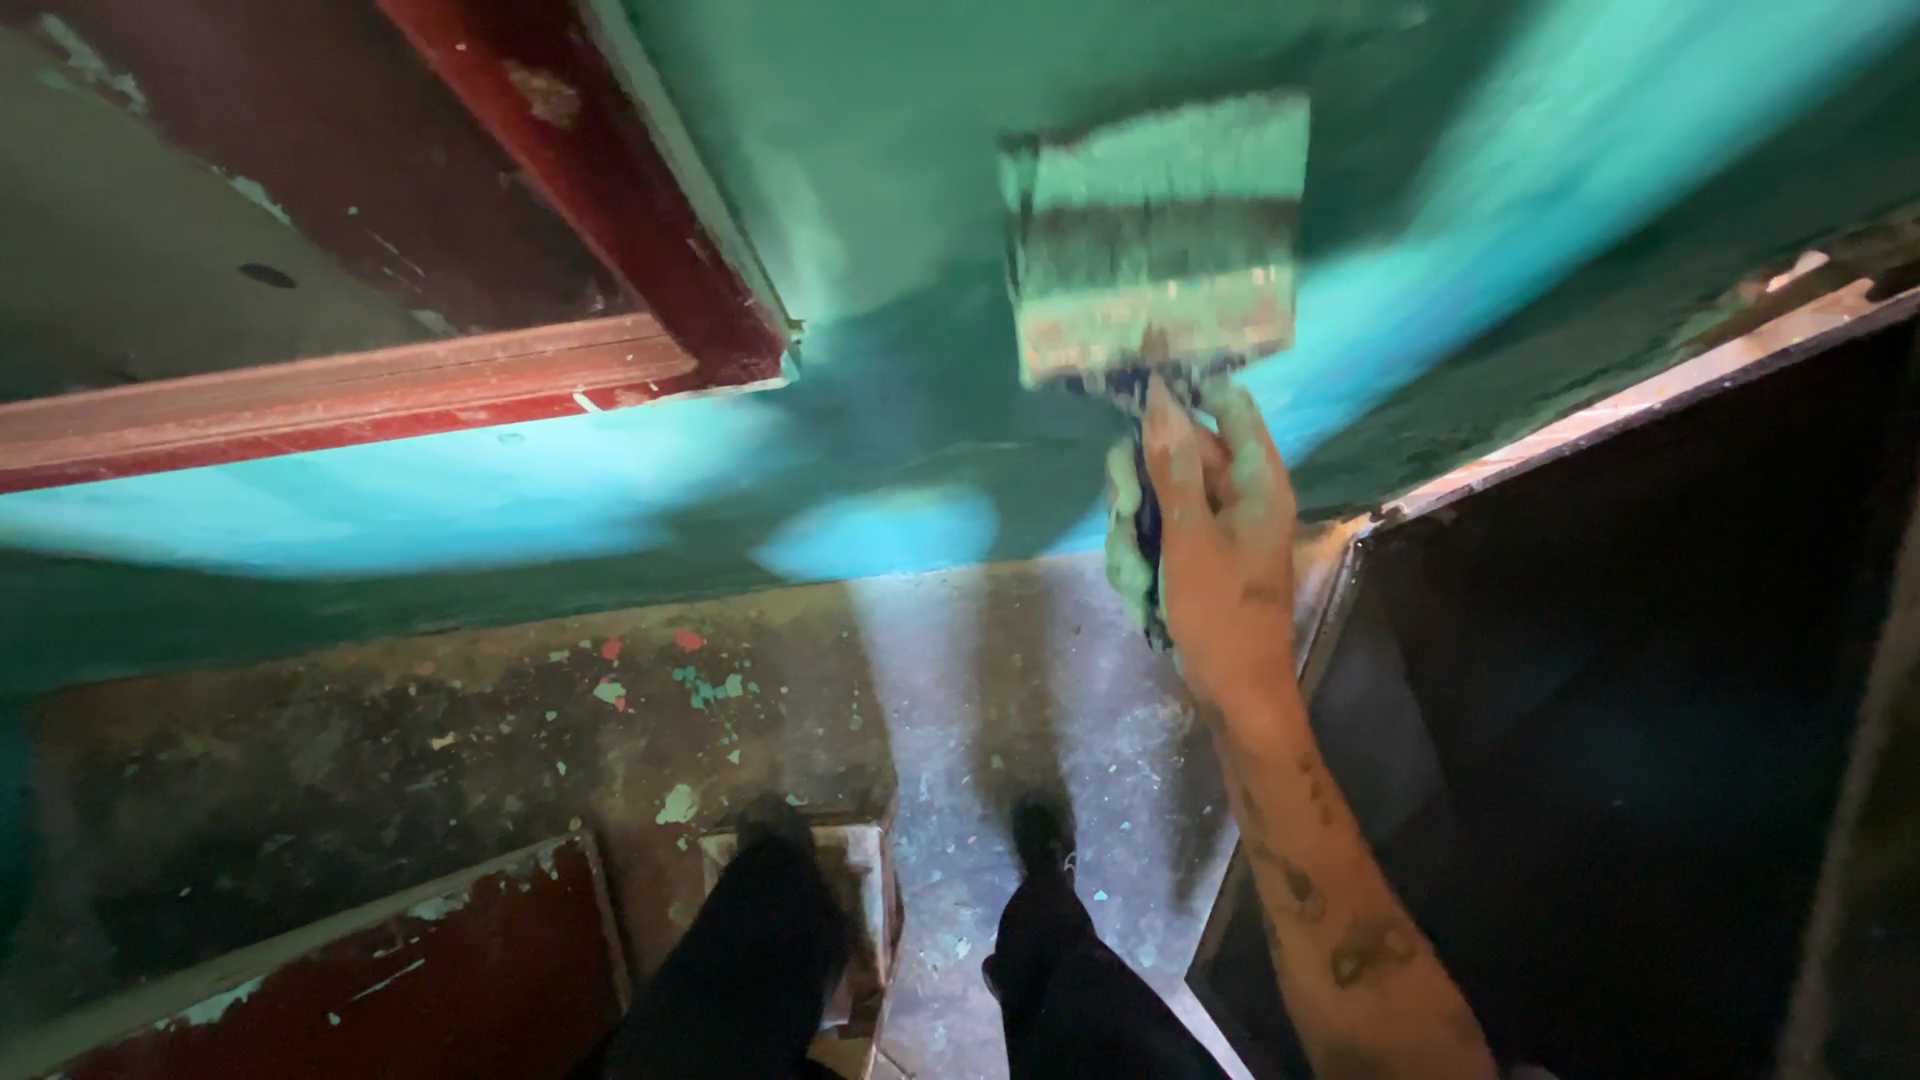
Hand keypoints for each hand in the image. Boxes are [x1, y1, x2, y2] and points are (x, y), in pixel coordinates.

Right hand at [1106, 376, 1297, 707]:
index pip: (1228, 404)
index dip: (1188, 386)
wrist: (1233, 686)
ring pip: (1167, 485)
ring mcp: (1221, 520)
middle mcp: (1243, 491)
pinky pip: (1166, 519)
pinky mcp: (1203, 544)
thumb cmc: (1219, 613)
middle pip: (1186, 447)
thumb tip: (1160, 400)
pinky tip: (1140, 570)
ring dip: (1140, 512)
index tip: (1140, 378)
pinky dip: (1147, 537)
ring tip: (1136, 555)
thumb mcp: (1188, 538)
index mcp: (1258, 480)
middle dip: (1147, 470)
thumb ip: (1171, 468)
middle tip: (1122, 500)